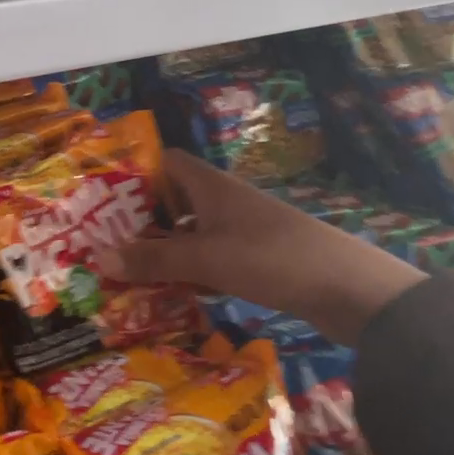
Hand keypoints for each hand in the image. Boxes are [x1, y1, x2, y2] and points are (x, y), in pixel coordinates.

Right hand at [94, 150, 426, 345]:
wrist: (356, 293)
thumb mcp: (205, 258)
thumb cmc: (272, 257)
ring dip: (167, 249)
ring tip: (131, 269)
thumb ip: (152, 259)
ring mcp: (244, 231)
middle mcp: (224, 201)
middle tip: (106, 239)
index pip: (163, 161)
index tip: (106, 196)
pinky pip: (213, 259)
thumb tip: (97, 258)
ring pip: (193, 233)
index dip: (136, 173)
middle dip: (142, 218)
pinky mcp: (261, 261)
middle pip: (173, 199)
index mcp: (209, 185)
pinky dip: (193, 272)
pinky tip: (175, 293)